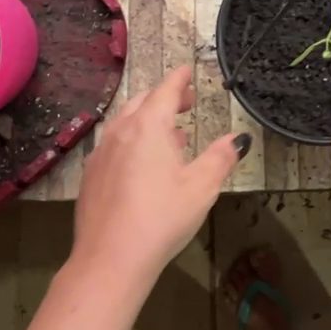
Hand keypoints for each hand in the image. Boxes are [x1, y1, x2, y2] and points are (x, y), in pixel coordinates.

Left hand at [73, 66, 244, 282]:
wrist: (109, 259)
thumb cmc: (161, 218)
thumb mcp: (201, 187)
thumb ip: (221, 157)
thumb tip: (238, 138)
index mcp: (148, 126)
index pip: (165, 90)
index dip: (179, 79)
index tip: (187, 70)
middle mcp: (121, 131)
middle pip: (143, 102)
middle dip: (165, 97)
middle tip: (186, 102)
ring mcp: (101, 153)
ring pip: (125, 122)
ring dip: (148, 119)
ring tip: (170, 134)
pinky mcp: (91, 176)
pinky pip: (114, 144)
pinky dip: (132, 139)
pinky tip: (143, 163)